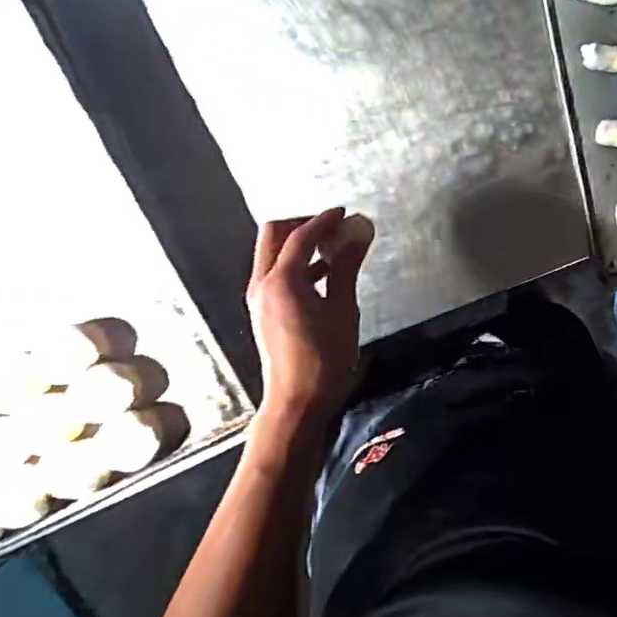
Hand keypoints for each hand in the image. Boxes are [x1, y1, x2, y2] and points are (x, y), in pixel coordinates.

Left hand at [247, 208, 373, 426]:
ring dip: (300, 245)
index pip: (300, 236)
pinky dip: (297, 265)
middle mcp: (262, 285)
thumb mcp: (342, 310)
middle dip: (303, 225)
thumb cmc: (323, 361)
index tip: (343, 213)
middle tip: (333, 229)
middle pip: (274, 235)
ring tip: (334, 249)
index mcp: (281, 281)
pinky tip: (324, 275)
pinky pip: (276, 274)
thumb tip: (358, 235)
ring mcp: (259, 299)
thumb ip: (347, 268)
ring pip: (273, 254)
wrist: (297, 402)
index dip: (324, 220)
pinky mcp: (263, 311)